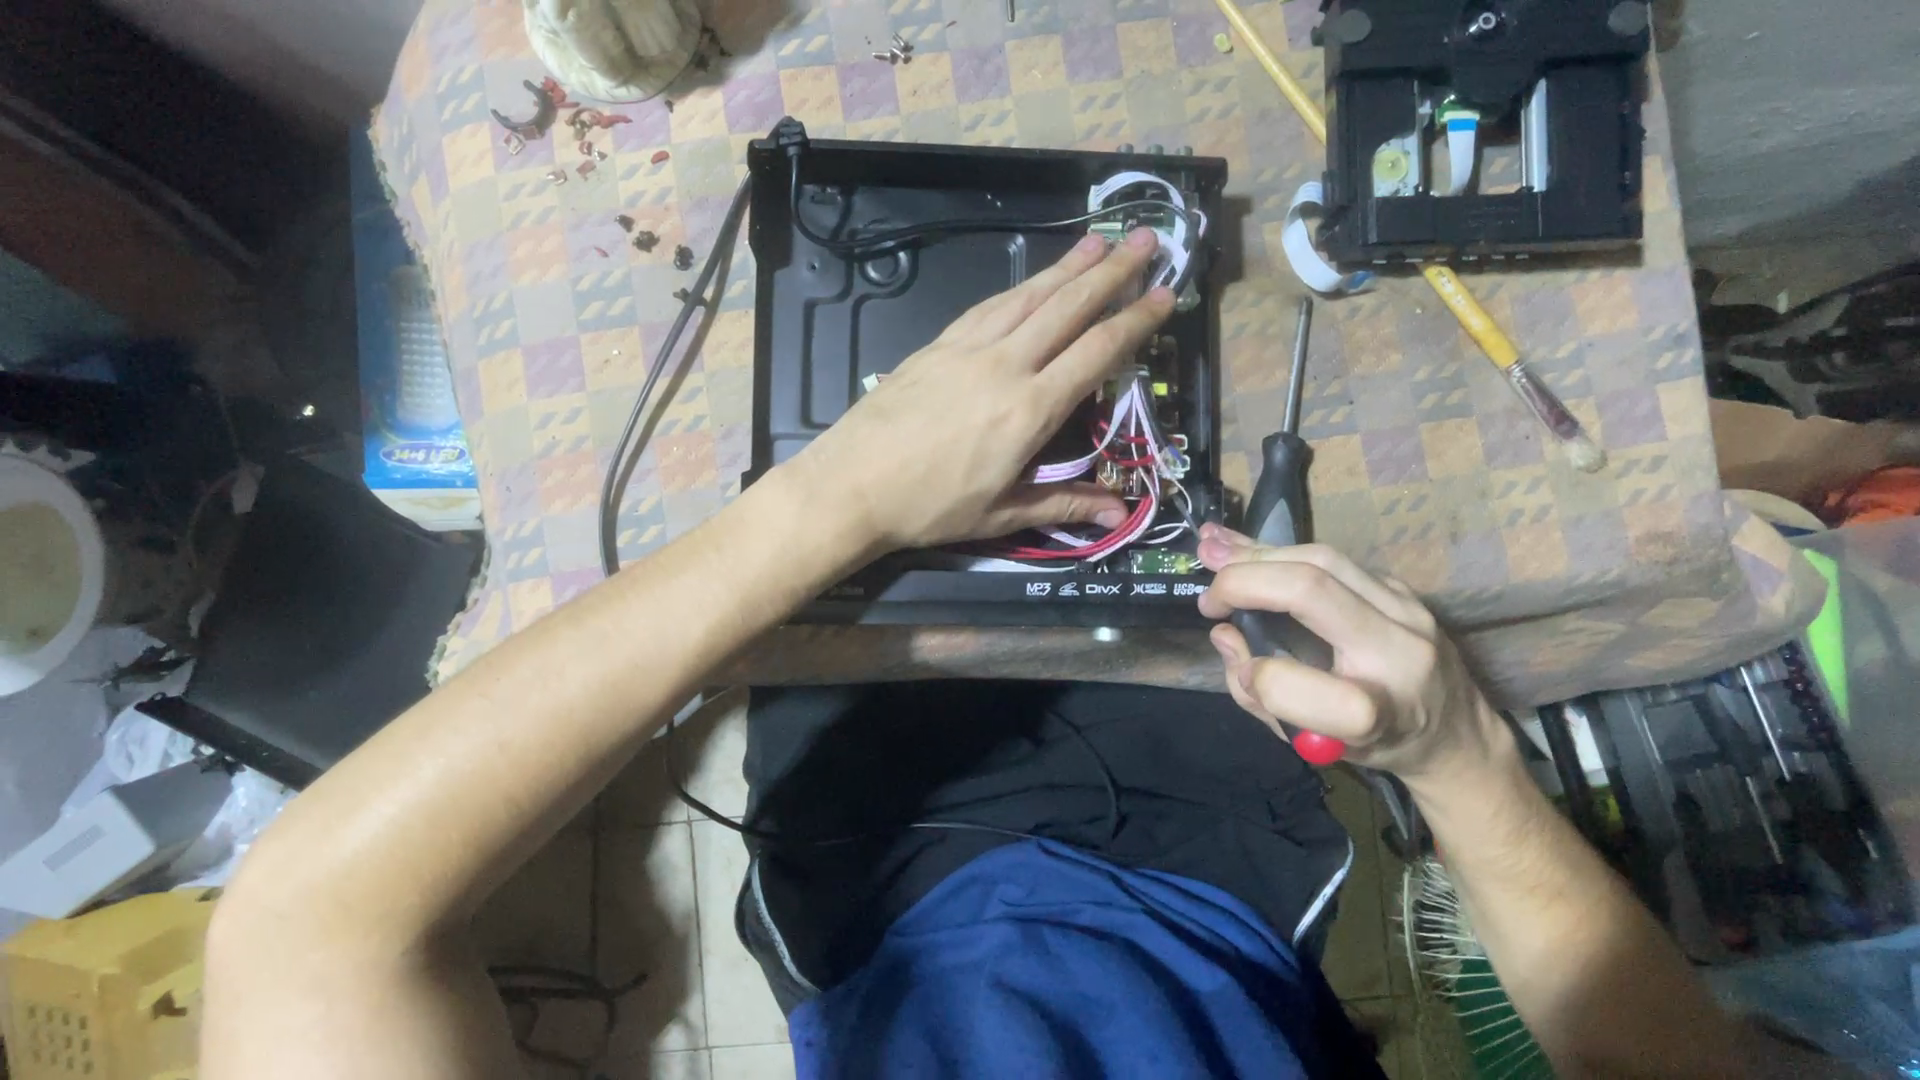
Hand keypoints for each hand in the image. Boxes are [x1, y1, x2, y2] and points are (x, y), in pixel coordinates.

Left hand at [780, 229, 1174, 551]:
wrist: (851, 486)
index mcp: (1029, 410)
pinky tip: (1033, 280)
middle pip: (1067, 308)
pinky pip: (988, 307)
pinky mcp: (937, 345)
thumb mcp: (1001, 515)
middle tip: (1147, 240)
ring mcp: (967, 349)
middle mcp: (1004, 366)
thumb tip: (1118, 513)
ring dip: (1067, 267)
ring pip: (1028, 296)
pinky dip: (1020, 288)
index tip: (1166, 295)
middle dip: (1112, 272)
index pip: (1096, 353)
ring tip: (1099, 241)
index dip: (1136, 321)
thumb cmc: (928, 508)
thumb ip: (1062, 505)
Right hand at [1195, 524, 1509, 783]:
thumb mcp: (1315, 743)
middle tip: (1206, 597)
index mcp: (1385, 713)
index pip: (1325, 692)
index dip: (1267, 680)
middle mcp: (1403, 653)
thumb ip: (1260, 697)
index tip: (1242, 671)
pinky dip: (1281, 555)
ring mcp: (1408, 612)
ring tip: (1212, 550)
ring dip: (1258, 554)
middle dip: (1246, 582)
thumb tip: (1224, 634)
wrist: (1457, 729)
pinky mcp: (1402, 589)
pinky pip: (1334, 560)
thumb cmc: (1377, 744)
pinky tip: (1244, 551)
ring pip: (1322, 559)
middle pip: (1314, 590)